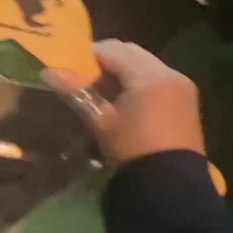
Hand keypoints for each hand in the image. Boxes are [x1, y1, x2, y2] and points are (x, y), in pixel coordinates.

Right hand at [44, 40, 205, 164]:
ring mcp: (181, 85)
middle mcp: (169, 72)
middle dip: (105, 62)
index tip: (68, 71)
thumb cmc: (131, 149)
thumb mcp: (99, 120)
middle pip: (131, 53)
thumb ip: (76, 92)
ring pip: (144, 65)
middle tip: (83, 82)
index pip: (112, 49)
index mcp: (149, 75)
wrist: (170, 183)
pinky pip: (156, 79)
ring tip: (101, 94)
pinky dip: (137, 83)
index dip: (87, 56)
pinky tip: (123, 103)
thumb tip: (47, 71)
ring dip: (121, 72)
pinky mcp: (186, 99)